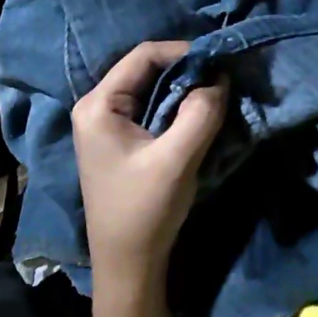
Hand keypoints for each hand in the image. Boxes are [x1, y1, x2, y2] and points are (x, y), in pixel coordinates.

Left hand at [73, 42, 228, 302]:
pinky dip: (175, 108)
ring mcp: (105, 124)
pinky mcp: (119, 140)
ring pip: (150, 89)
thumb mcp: (177, 159)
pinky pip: (150, 109)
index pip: (143, 56)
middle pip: (145, 70)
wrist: (127, 263)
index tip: (219, 62)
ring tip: (214, 96)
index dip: (183, 52)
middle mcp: (96, 107)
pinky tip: (197, 116)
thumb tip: (219, 77)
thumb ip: (200, 113)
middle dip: (185, 71)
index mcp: (98, 104)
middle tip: (221, 79)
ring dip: (183, 90)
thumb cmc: (145, 210)